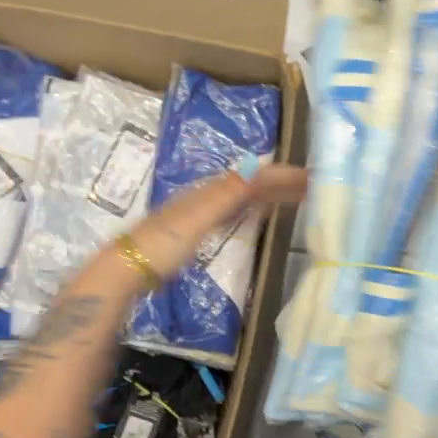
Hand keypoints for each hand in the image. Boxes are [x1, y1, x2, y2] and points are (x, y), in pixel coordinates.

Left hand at [124, 162, 307, 279]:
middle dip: (278, 183)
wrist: (126, 269)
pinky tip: (252, 216)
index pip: (253, 176)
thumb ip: (228, 195)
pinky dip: (250, 209)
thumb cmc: (162, 245)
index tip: (311, 177)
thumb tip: (262, 168)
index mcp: (208, 192)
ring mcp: (196, 214)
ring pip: (240, 197)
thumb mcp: (197, 219)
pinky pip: (230, 212)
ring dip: (266, 195)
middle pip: (247, 183)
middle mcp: (204, 197)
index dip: (281, 176)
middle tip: (310, 187)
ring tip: (291, 197)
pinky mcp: (191, 232)